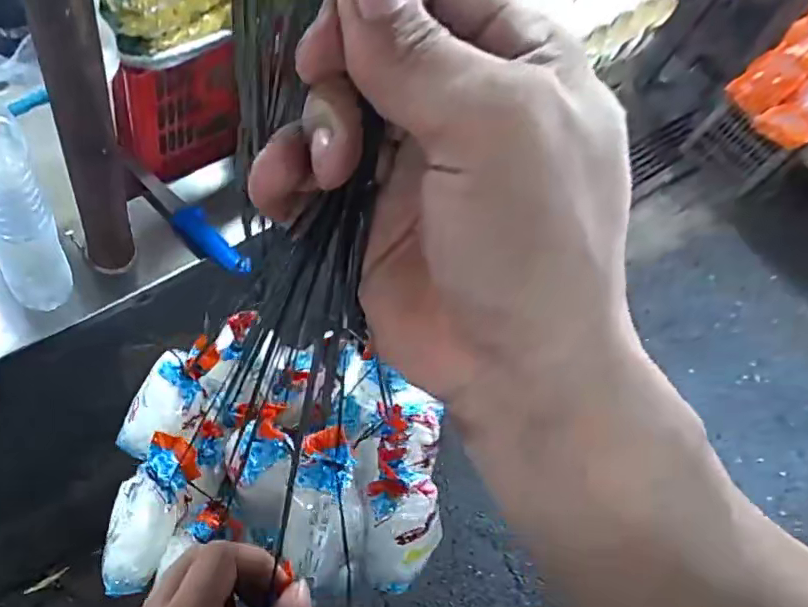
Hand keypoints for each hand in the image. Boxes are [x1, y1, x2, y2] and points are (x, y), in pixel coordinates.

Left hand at [113, 542, 314, 606]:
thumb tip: (299, 590)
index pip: (219, 555)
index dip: (259, 562)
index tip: (282, 595)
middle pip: (198, 557)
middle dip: (241, 570)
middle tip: (268, 605)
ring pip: (182, 576)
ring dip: (220, 586)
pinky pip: (170, 600)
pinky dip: (200, 602)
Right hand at [248, 0, 639, 424]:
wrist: (513, 368)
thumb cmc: (528, 242)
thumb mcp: (491, 128)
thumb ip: (419, 54)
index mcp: (514, 65)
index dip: (381, 2)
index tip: (337, 23)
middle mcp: (457, 113)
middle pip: (374, 53)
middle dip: (340, 69)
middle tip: (326, 93)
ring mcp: (407, 175)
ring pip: (335, 117)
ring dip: (310, 130)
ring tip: (322, 173)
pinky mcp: (367, 230)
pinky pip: (313, 189)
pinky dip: (286, 183)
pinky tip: (278, 195)